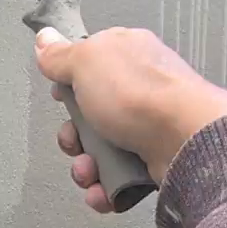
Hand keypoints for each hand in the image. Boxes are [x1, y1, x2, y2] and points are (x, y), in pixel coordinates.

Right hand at [35, 26, 226, 212]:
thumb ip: (61, 55)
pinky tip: (102, 187)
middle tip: (76, 139)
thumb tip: (44, 40)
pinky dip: (102, 186)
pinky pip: (113, 178)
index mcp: (124, 56)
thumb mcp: (87, 62)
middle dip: (72, 137)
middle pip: (86, 118)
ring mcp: (143, 127)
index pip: (86, 68)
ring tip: (90, 170)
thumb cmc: (138, 95)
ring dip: (84, 167)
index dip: (67, 86)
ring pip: (97, 152)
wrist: (182, 139)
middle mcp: (135, 90)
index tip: (61, 97)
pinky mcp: (149, 159)